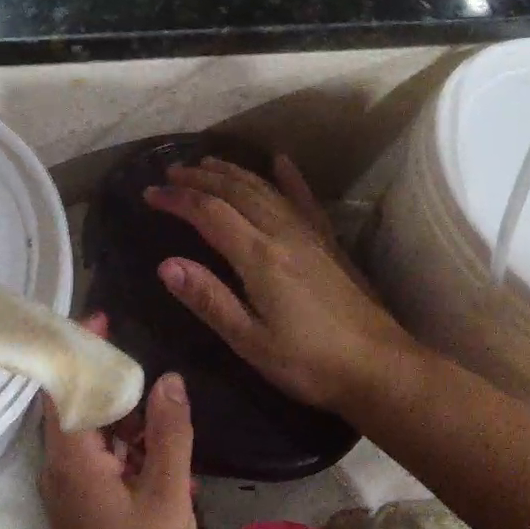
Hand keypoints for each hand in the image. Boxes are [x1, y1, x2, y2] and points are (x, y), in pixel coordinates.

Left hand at [39, 316, 196, 528]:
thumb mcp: (166, 496)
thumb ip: (169, 434)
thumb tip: (169, 378)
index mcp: (71, 462)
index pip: (61, 389)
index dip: (77, 351)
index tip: (101, 318)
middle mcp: (61, 472)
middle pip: (79, 410)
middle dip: (114, 387)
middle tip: (148, 367)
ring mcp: (71, 495)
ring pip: (95, 439)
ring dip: (129, 426)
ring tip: (168, 419)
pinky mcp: (85, 514)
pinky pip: (102, 466)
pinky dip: (130, 455)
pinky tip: (167, 464)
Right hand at [143, 155, 413, 411]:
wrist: (379, 367)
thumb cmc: (309, 363)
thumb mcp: (250, 341)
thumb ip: (209, 299)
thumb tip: (165, 265)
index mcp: (258, 256)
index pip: (208, 213)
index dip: (177, 199)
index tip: (149, 193)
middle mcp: (281, 233)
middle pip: (234, 191)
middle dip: (199, 177)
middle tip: (171, 172)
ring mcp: (308, 234)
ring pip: (264, 189)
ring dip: (232, 172)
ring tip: (207, 162)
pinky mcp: (328, 242)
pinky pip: (304, 199)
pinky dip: (288, 177)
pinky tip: (280, 161)